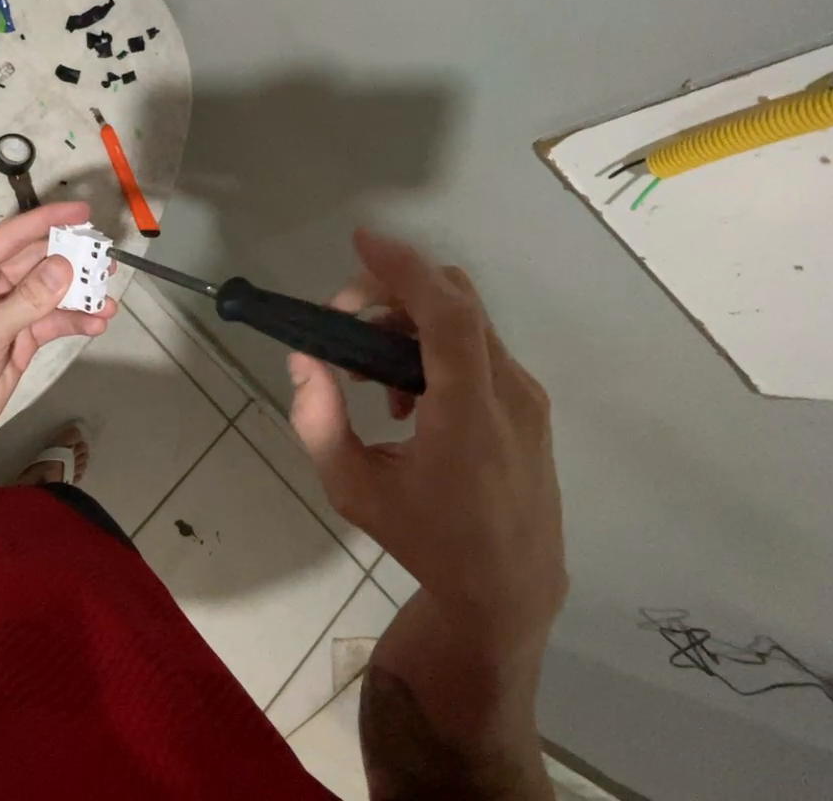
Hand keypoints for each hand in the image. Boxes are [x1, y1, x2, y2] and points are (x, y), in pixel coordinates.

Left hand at [0, 202, 114, 482]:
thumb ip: (27, 299)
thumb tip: (65, 266)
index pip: (11, 237)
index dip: (47, 221)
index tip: (83, 213)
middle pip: (35, 264)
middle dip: (71, 262)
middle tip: (108, 260)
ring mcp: (5, 315)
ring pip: (48, 295)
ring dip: (78, 297)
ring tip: (108, 299)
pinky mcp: (18, 341)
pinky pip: (50, 322)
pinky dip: (72, 322)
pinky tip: (96, 324)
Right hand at [288, 229, 564, 655]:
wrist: (508, 590)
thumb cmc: (424, 539)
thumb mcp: (351, 488)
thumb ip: (318, 420)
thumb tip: (305, 360)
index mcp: (468, 417)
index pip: (447, 317)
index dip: (404, 271)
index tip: (362, 241)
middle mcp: (508, 393)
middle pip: (456, 302)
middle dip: (391, 290)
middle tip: (341, 321)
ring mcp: (525, 396)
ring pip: (466, 320)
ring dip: (408, 321)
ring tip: (367, 376)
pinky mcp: (527, 404)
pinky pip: (476, 346)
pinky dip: (431, 344)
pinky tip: (404, 395)